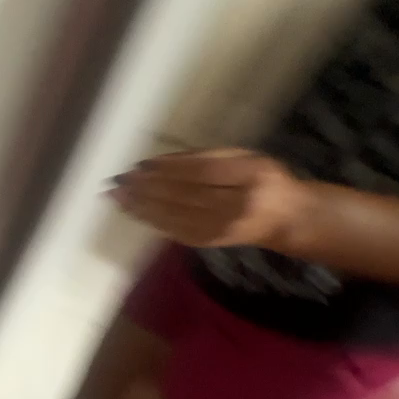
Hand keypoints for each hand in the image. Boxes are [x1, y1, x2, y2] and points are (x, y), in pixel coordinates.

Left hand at [109, 148, 312, 249]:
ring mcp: (216, 227)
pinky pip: (168, 228)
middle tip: (119, 179)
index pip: (201, 171)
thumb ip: (208, 157)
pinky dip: (146, 217)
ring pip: (170, 214)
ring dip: (138, 204)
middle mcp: (234, 204)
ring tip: (115, 194)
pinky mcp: (201, 241)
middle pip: (181, 194)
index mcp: (251, 175)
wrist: (283, 218)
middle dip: (146, 186)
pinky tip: (129, 209)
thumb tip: (160, 161)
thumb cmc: (264, 179)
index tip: (141, 164)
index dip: (168, 168)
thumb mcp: (247, 158)